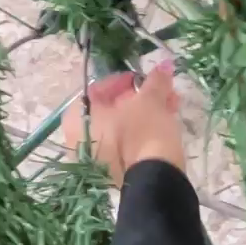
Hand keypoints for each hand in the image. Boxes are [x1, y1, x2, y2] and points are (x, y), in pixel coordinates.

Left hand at [64, 61, 185, 183]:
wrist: (155, 179)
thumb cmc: (143, 131)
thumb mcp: (150, 100)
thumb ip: (155, 81)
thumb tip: (164, 66)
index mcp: (77, 120)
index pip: (95, 90)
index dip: (120, 81)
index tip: (140, 78)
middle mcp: (78, 142)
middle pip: (109, 111)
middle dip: (136, 98)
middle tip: (157, 91)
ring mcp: (95, 162)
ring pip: (119, 129)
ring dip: (144, 114)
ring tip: (168, 106)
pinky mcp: (113, 175)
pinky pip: (124, 146)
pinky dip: (140, 133)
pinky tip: (164, 124)